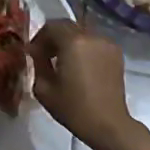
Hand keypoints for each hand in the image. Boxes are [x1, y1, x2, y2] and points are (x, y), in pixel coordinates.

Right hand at [29, 21, 139, 149]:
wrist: (107, 123)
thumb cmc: (73, 108)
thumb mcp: (44, 88)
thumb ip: (38, 63)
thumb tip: (36, 52)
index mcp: (73, 42)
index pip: (52, 26)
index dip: (39, 37)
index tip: (33, 53)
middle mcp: (92, 36)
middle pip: (68, 26)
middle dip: (54, 38)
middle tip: (45, 56)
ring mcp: (107, 43)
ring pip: (82, 33)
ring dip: (69, 42)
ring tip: (62, 62)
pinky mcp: (116, 53)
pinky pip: (94, 42)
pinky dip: (84, 48)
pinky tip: (79, 66)